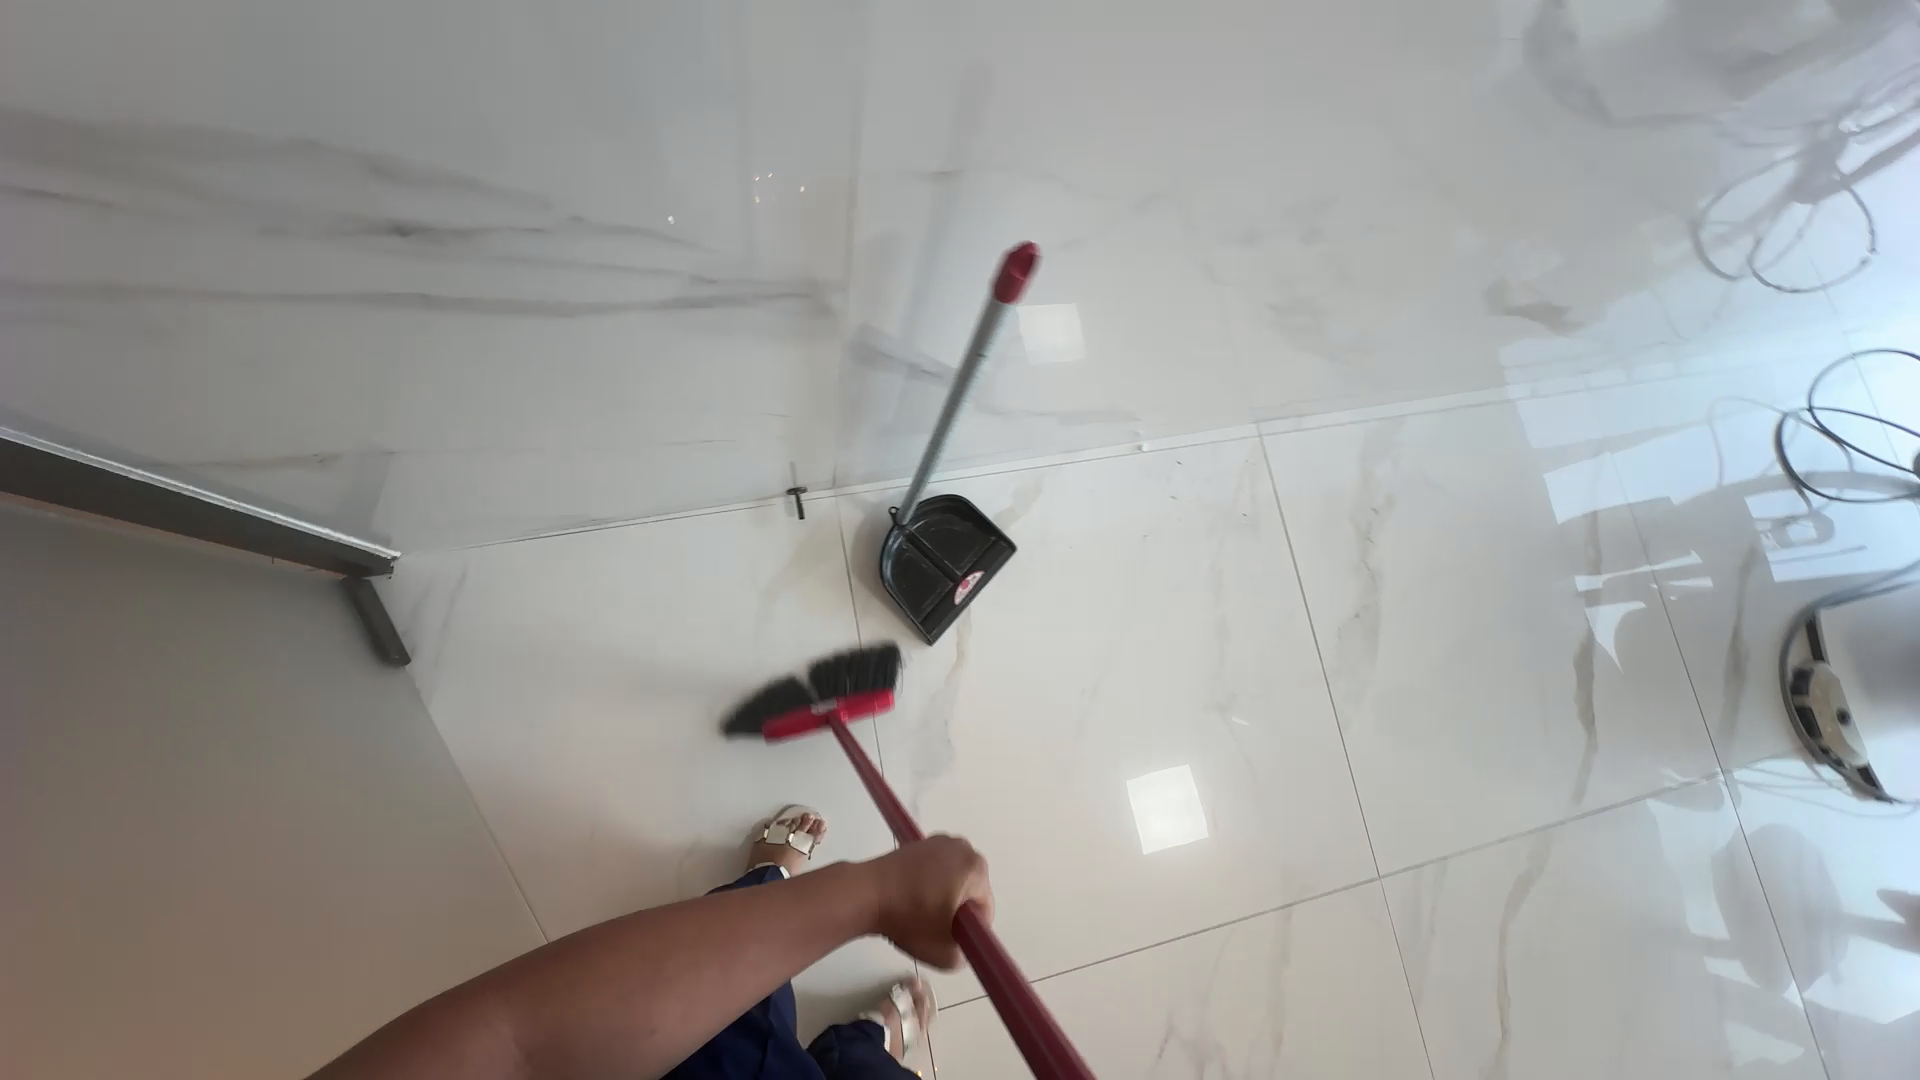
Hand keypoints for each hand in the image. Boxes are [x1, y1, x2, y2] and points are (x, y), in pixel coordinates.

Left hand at [866, 835, 992, 968]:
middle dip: (957, 911)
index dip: (970, 931)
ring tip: (920, 913)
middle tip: (934, 928)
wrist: (868, 892)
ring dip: (943, 897)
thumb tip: (963, 946)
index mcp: (976, 868)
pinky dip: (928, 884)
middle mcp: (963, 847)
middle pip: (970, 891)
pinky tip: (912, 898)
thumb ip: (966, 955)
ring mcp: (939, 841)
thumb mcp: (945, 954)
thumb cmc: (910, 918)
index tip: (949, 940)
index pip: (983, 909)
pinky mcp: (920, 843)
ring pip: (953, 880)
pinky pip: (935, 870)